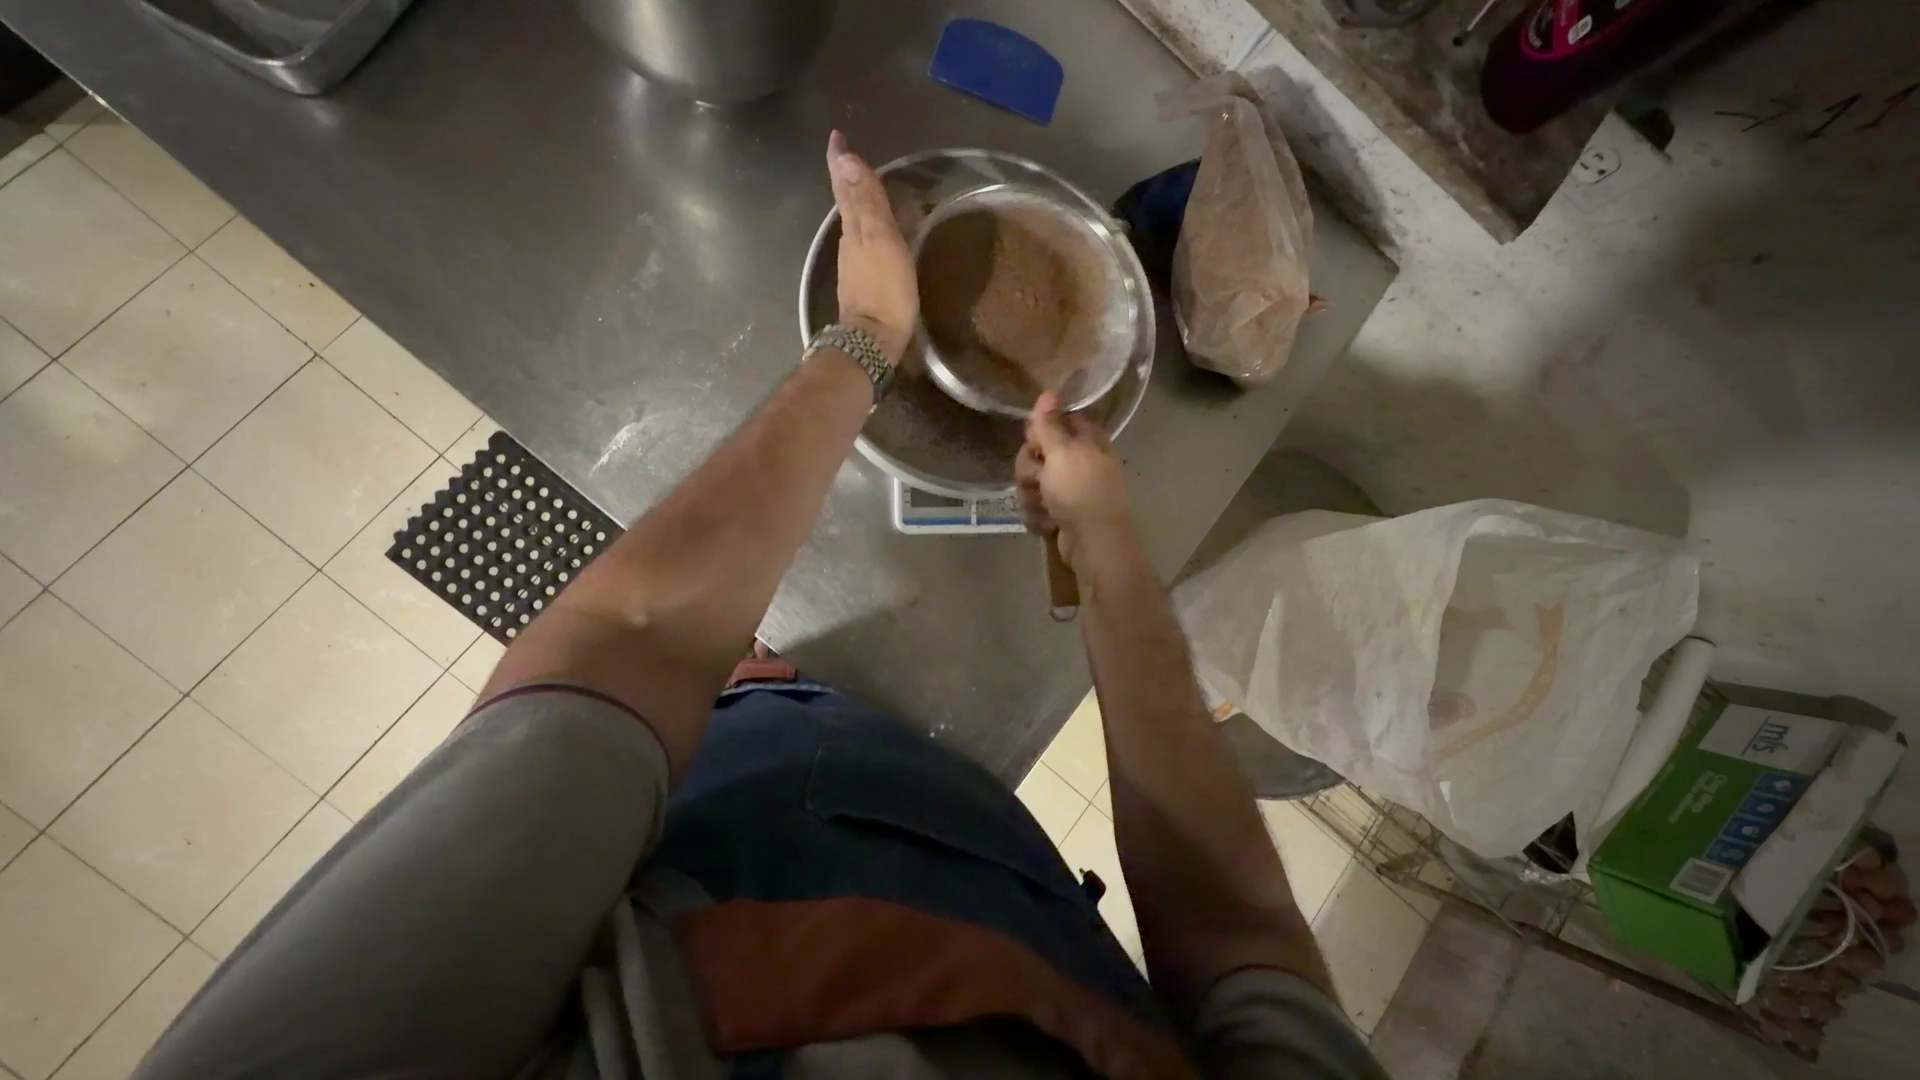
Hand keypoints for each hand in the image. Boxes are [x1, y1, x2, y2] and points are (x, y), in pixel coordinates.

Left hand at [827, 130, 916, 363]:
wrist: (873, 340)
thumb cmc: (885, 291)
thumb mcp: (881, 241)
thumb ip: (867, 201)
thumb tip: (846, 160)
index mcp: (855, 228)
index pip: (846, 185)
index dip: (842, 161)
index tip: (836, 138)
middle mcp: (849, 241)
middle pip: (846, 202)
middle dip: (846, 176)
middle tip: (846, 154)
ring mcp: (853, 264)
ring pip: (853, 222)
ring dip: (855, 200)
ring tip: (863, 185)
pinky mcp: (861, 282)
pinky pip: (862, 243)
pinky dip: (865, 226)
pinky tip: (874, 230)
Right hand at [1016, 393, 1132, 569]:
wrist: (1093, 543)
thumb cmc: (1080, 491)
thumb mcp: (1062, 452)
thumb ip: (1049, 424)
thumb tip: (1048, 392)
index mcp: (1087, 441)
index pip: (1058, 421)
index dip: (1040, 430)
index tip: (1034, 441)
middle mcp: (1079, 462)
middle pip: (1038, 453)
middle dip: (1030, 469)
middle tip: (1039, 479)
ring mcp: (1070, 490)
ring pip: (1034, 482)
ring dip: (1032, 496)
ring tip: (1045, 507)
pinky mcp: (1061, 514)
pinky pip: (1037, 507)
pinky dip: (1039, 516)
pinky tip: (1048, 524)